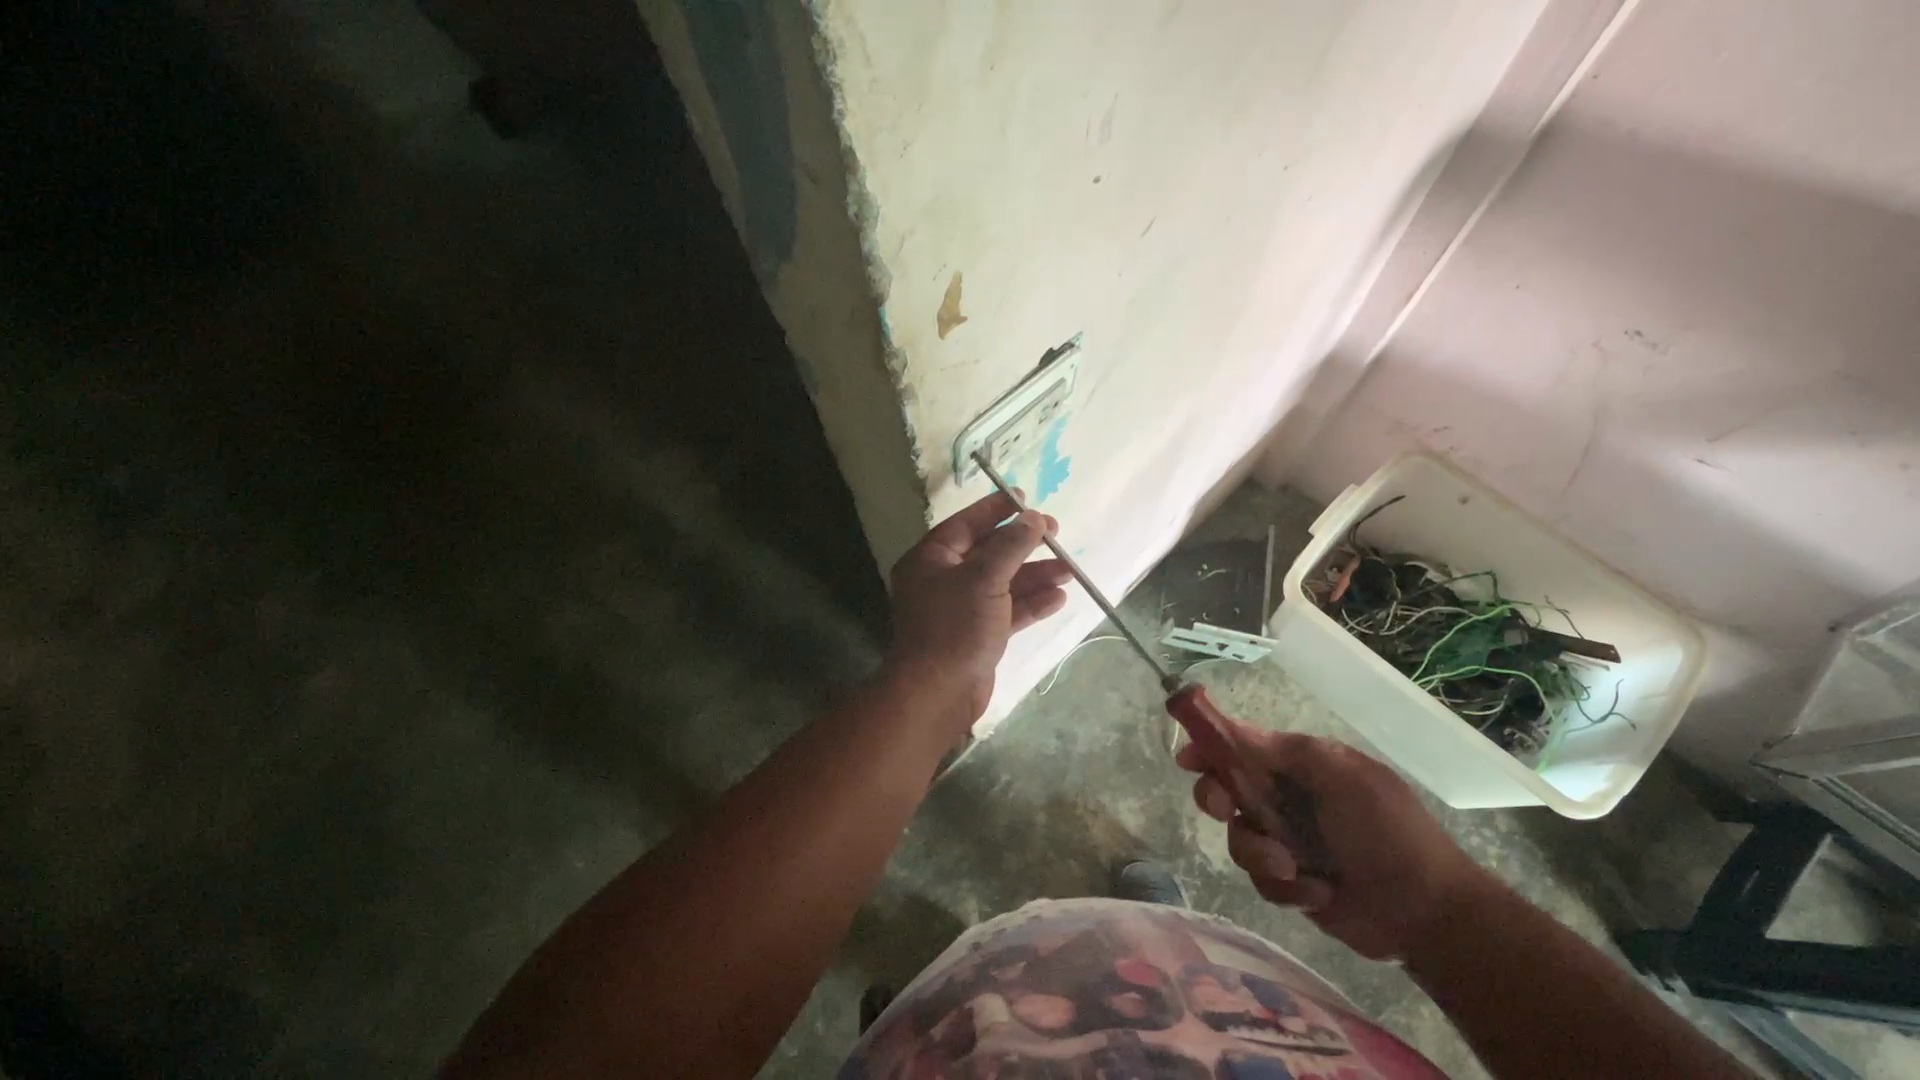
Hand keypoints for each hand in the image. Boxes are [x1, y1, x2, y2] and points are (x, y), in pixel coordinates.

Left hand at [882, 491, 1071, 729]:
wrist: (938, 693)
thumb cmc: (954, 626)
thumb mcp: (984, 578)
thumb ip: (1011, 545)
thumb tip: (1034, 518)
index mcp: (931, 559)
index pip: (966, 524)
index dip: (995, 510)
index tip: (1024, 498)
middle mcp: (943, 580)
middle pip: (988, 553)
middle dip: (1023, 544)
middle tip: (1056, 533)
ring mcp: (961, 609)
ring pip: (1002, 583)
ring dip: (1035, 576)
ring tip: (1070, 570)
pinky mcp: (977, 635)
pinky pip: (1007, 611)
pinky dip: (1031, 604)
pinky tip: (1059, 598)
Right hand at [1177, 722, 1494, 959]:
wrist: (1428, 912)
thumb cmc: (1389, 831)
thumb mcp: (1344, 776)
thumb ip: (1288, 752)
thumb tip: (1234, 731)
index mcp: (1302, 766)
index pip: (1242, 746)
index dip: (1209, 747)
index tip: (1187, 759)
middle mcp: (1288, 799)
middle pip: (1225, 790)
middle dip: (1218, 799)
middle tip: (1226, 810)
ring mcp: (1287, 841)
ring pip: (1238, 839)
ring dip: (1260, 854)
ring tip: (1295, 870)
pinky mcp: (1291, 882)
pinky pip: (1260, 879)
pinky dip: (1286, 888)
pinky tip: (1317, 893)